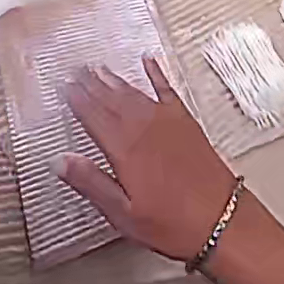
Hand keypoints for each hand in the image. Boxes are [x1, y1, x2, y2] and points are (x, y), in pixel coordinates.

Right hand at [55, 57, 238, 261]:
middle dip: (91, 83)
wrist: (221, 219)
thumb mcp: (123, 214)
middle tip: (76, 69)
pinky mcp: (185, 120)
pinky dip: (156, 73)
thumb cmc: (172, 223)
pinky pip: (166, 89)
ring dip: (114, 79)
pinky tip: (148, 61)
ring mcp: (165, 120)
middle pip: (110, 99)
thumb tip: (61, 161)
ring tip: (98, 67)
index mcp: (124, 149)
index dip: (77, 100)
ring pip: (132, 92)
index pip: (93, 116)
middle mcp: (143, 127)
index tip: (64, 86)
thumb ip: (91, 183)